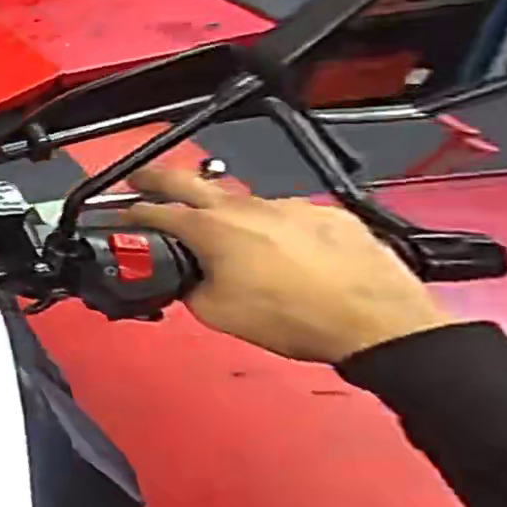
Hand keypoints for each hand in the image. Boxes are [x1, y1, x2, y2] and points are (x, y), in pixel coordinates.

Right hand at [121, 166, 457, 362]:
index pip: (151, 210)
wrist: (383, 328)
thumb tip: (184, 278)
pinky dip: (279, 227)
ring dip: (226, 212)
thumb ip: (188, 286)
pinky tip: (289, 252)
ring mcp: (287, 206)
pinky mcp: (327, 214)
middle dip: (153, 178)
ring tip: (231, 236)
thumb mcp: (217, 313)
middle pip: (183, 179)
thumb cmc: (297, 320)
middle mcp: (243, 207)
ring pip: (241, 200)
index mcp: (209, 228)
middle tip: (141, 181)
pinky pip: (290, 214)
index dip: (130, 213)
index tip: (123, 217)